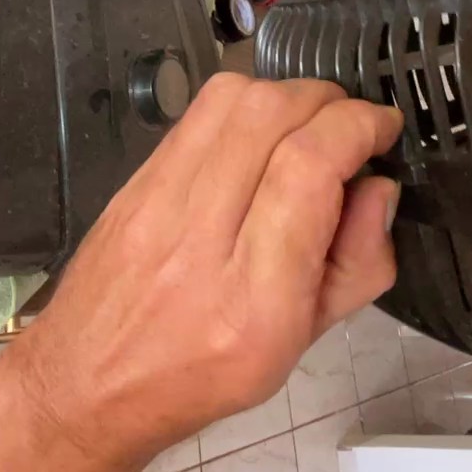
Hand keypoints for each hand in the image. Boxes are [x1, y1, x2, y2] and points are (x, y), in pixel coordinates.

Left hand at [6, 73, 402, 467]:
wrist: (90, 376)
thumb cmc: (205, 373)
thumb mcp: (301, 341)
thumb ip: (359, 263)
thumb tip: (378, 185)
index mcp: (253, 296)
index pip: (307, 168)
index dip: (356, 128)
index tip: (382, 129)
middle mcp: (199, 237)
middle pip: (268, 116)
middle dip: (327, 101)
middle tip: (348, 125)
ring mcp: (156, 198)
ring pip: (230, 99)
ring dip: (286, 94)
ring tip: (305, 124)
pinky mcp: (135, 177)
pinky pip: (196, 113)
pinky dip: (243, 105)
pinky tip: (256, 134)